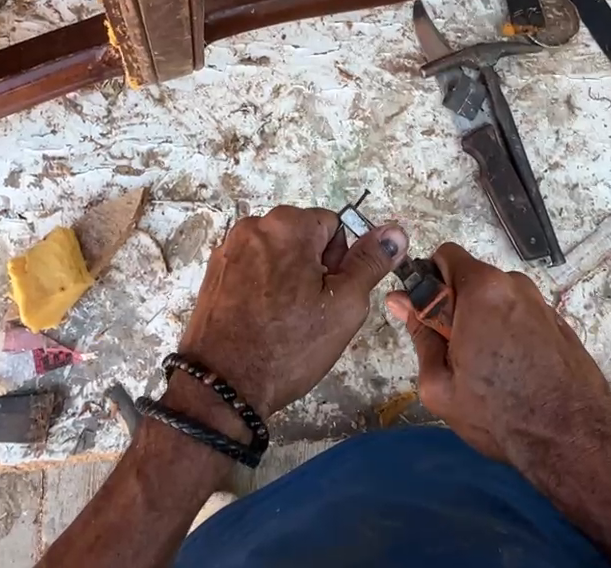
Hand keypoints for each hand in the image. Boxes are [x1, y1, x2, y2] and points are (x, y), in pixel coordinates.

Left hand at [179, 205, 406, 419]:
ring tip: (284, 321)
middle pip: (304, 238)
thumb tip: (396, 231)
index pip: (334, 226)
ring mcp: (228, 248)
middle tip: (309, 312)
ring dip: (287, 278)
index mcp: (288, 224)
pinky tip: (261, 321)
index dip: (339, 263)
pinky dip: (262, 288)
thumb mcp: (344, 305)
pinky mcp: (213, 272)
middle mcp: (254, 225)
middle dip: (313, 268)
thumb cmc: (289, 346)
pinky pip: (253, 268)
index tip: (328, 297)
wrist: (222, 387)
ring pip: (278, 254)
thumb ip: (371, 262)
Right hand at [386, 243, 610, 464]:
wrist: (573, 441)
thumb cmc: (499, 414)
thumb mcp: (440, 382)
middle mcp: (514, 284)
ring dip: (484, 321)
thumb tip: (399, 300)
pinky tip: (515, 372)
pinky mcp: (559, 323)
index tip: (430, 319)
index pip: (444, 256)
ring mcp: (540, 302)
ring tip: (487, 369)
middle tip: (456, 353)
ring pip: (496, 299)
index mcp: (482, 288)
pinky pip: (520, 315)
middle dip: (457, 307)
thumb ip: (420, 333)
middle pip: (471, 279)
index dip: (430, 285)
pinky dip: (510, 333)